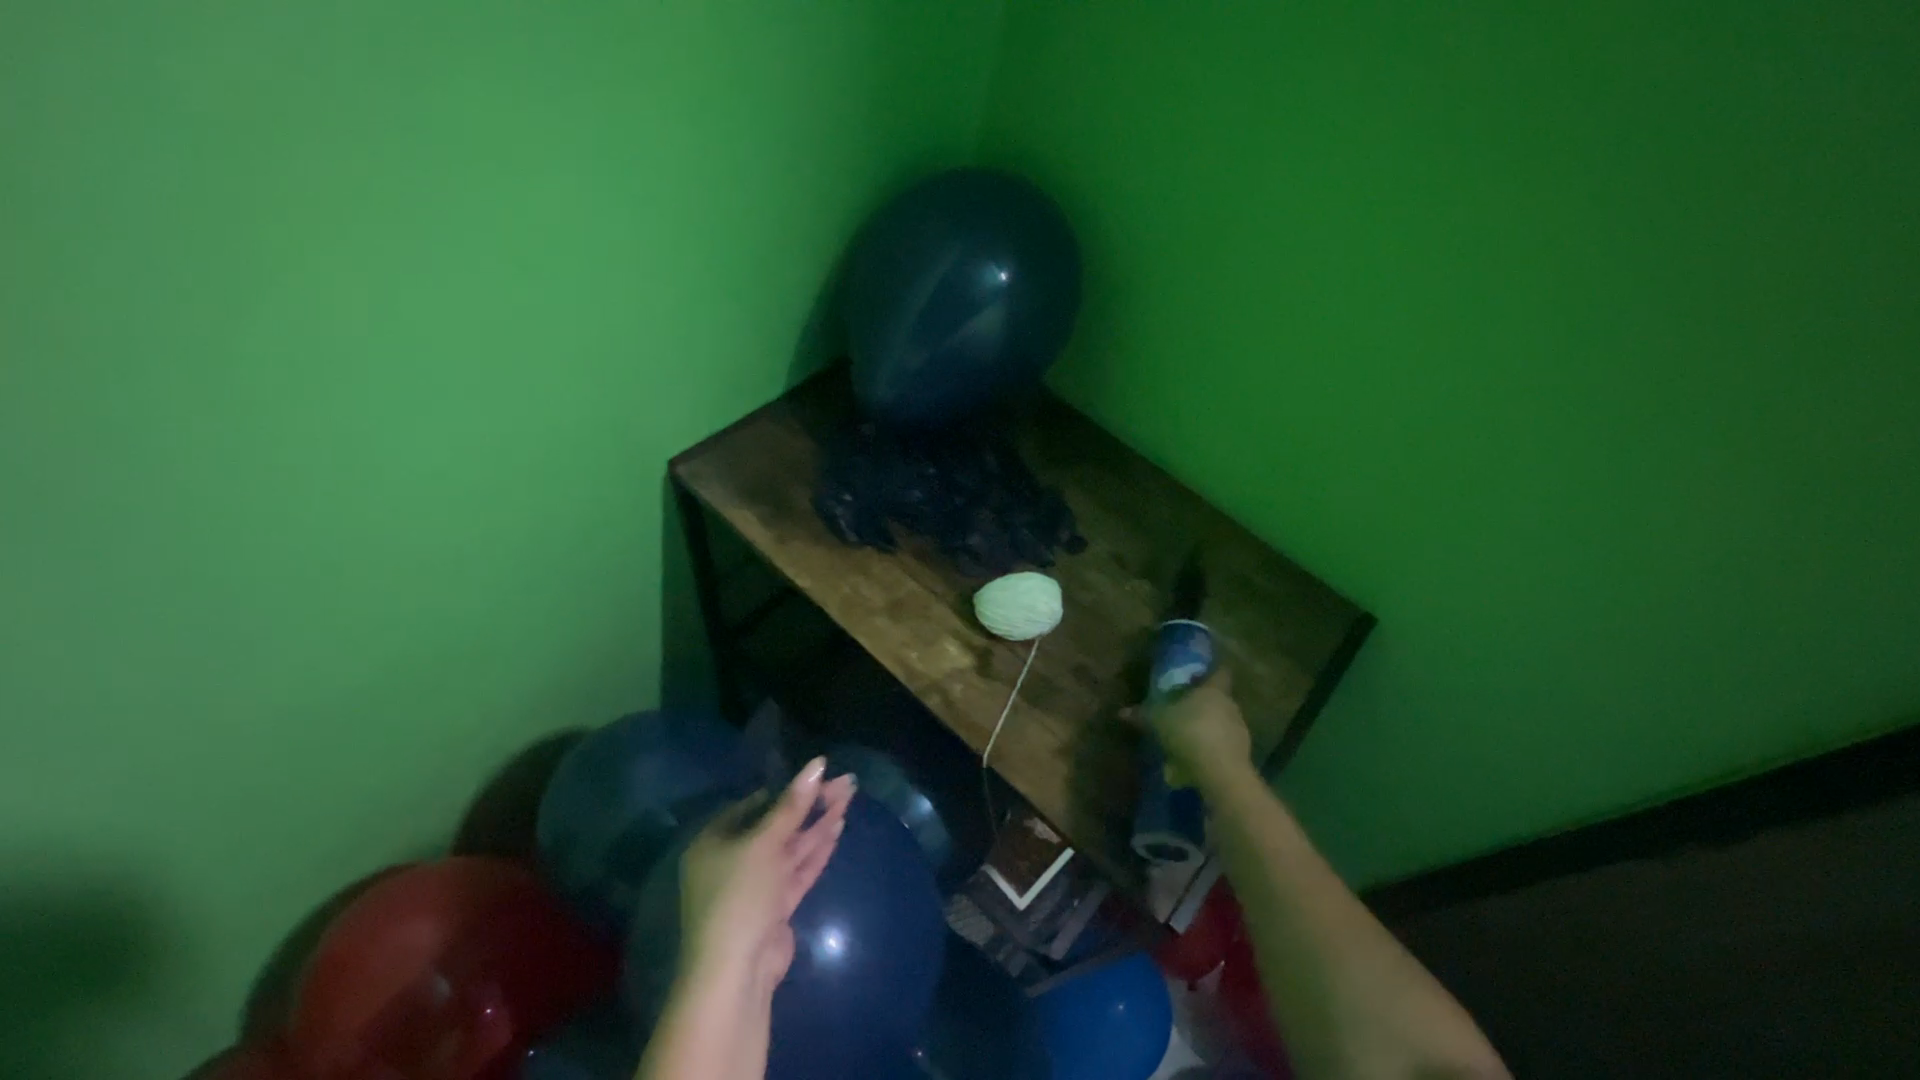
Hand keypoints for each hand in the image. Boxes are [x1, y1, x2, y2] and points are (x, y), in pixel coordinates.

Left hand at [677, 757, 856, 997]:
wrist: (736, 969)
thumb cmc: (739, 894)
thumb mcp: (764, 843)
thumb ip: (792, 805)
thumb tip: (817, 764)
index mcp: (714, 840)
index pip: (754, 805)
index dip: (786, 789)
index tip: (817, 775)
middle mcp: (732, 859)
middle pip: (776, 825)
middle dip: (810, 805)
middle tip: (845, 783)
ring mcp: (755, 885)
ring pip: (790, 847)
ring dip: (818, 824)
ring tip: (848, 796)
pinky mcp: (775, 906)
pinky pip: (797, 870)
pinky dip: (816, 850)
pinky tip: (837, 827)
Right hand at [1133, 669, 1251, 791]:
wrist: (1221, 771)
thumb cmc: (1189, 732)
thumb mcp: (1158, 721)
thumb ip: (1142, 714)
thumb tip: (1121, 712)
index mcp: (1213, 690)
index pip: (1220, 672)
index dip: (1211, 671)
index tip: (1199, 674)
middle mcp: (1230, 705)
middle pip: (1219, 698)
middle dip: (1203, 702)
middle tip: (1183, 707)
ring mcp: (1239, 730)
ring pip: (1222, 722)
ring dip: (1207, 726)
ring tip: (1186, 736)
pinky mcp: (1241, 754)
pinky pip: (1223, 745)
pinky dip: (1210, 748)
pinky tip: (1194, 759)